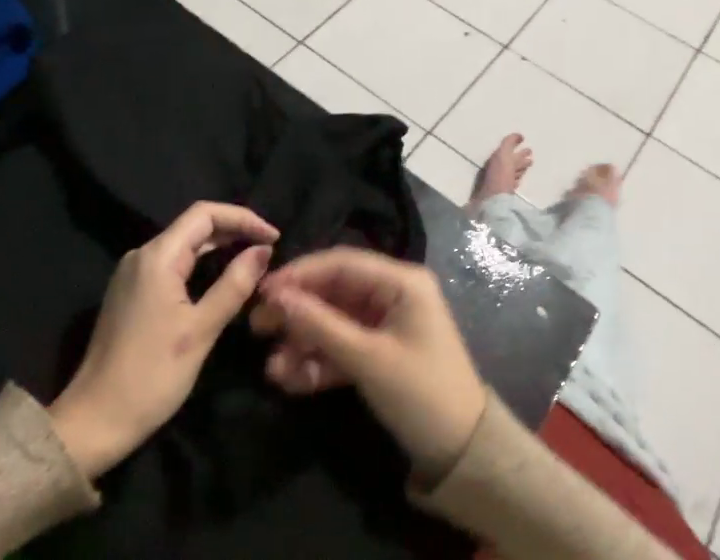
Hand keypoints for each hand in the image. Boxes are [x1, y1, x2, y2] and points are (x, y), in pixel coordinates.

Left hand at [47, 202, 278, 478]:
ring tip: (253, 260)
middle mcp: (141, 255)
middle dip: (233, 231)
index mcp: (157, 256)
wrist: (97, 416)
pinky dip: (199, 266)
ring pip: (182, 247)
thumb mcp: (201, 330)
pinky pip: (171, 266)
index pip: (204, 214)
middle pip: (193, 226)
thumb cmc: (153, 374)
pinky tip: (220, 280)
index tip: (275, 237)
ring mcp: (132, 274)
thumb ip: (234, 285)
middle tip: (270, 249)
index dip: (242, 218)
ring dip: (218, 248)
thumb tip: (262, 250)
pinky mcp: (131, 293)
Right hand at [250, 247, 484, 480]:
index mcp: (401, 283)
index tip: (262, 292)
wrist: (463, 456)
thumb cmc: (421, 394)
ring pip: (331, 323)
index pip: (340, 263)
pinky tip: (291, 381)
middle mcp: (392, 295)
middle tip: (257, 328)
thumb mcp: (367, 359)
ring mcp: (384, 325)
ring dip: (302, 344)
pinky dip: (317, 362)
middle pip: (332, 293)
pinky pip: (340, 347)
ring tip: (273, 370)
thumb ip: (319, 325)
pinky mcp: (378, 353)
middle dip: (295, 313)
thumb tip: (275, 296)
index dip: (299, 274)